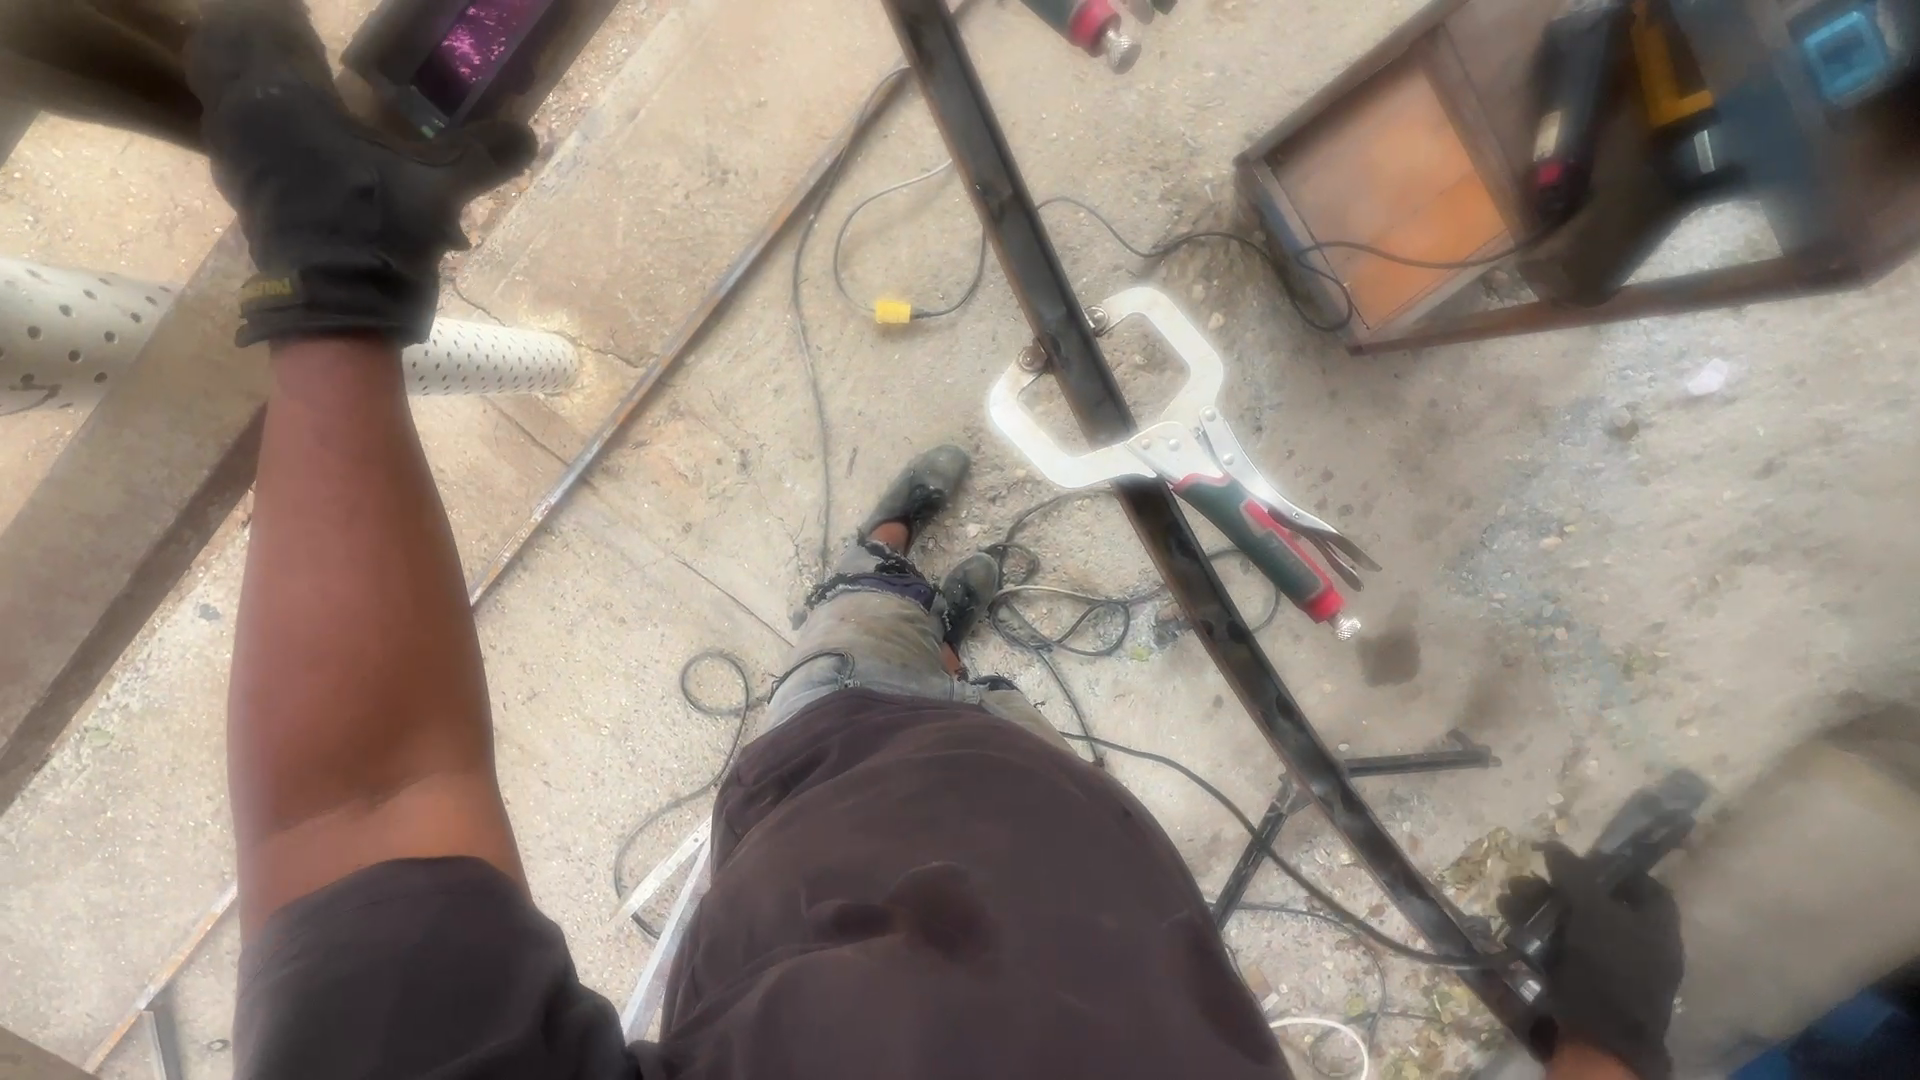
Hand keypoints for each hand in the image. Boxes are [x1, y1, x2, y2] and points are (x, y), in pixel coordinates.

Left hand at [186, 0, 535, 346]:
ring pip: (217, 84)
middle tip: (294, 38)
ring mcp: (233, 150)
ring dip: (245, 70)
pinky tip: (287, 131)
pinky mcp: (239, 184)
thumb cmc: (380, 231)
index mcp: (286, 95)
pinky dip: (251, 112)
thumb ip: (480, 158)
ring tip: (287, 77)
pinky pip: (230, 125)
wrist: (337, 301)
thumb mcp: (441, 190)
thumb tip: (528, 135)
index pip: (268, 24)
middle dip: (255, 34)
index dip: (285, 13)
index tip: (307, 13)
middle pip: (224, 44)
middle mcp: (245, 110)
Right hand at [1500, 844, 1683, 1079]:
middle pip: (1597, 900)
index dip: (1619, 869)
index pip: (1648, 888)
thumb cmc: (1609, 965)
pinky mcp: (1577, 972)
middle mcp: (1635, 942)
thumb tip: (1554, 845)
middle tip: (1532, 876)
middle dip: (1559, 885)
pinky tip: (1509, 918)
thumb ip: (1576, 876)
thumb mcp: (1594, 912)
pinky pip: (1554, 940)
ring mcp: (1605, 959)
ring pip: (1568, 918)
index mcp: (1655, 928)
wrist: (1598, 1031)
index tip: (1585, 856)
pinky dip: (1532, 926)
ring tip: (1510, 897)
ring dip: (1536, 903)